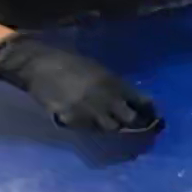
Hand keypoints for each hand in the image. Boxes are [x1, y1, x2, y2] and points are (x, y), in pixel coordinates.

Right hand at [0, 32, 157, 131]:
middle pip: (132, 120)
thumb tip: (132, 100)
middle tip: (139, 127)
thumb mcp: (97, 68)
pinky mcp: (74, 120)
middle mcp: (106, 99)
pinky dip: (93, 128)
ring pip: (112, 128)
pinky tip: (90, 122)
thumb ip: (115, 85)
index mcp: (114, 82)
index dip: (150, 111)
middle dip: (137, 124)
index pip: (142, 101)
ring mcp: (90, 111)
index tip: (155, 118)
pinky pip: (90, 129)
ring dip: (115, 127)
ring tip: (112, 124)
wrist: (36, 63)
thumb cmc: (67, 61)